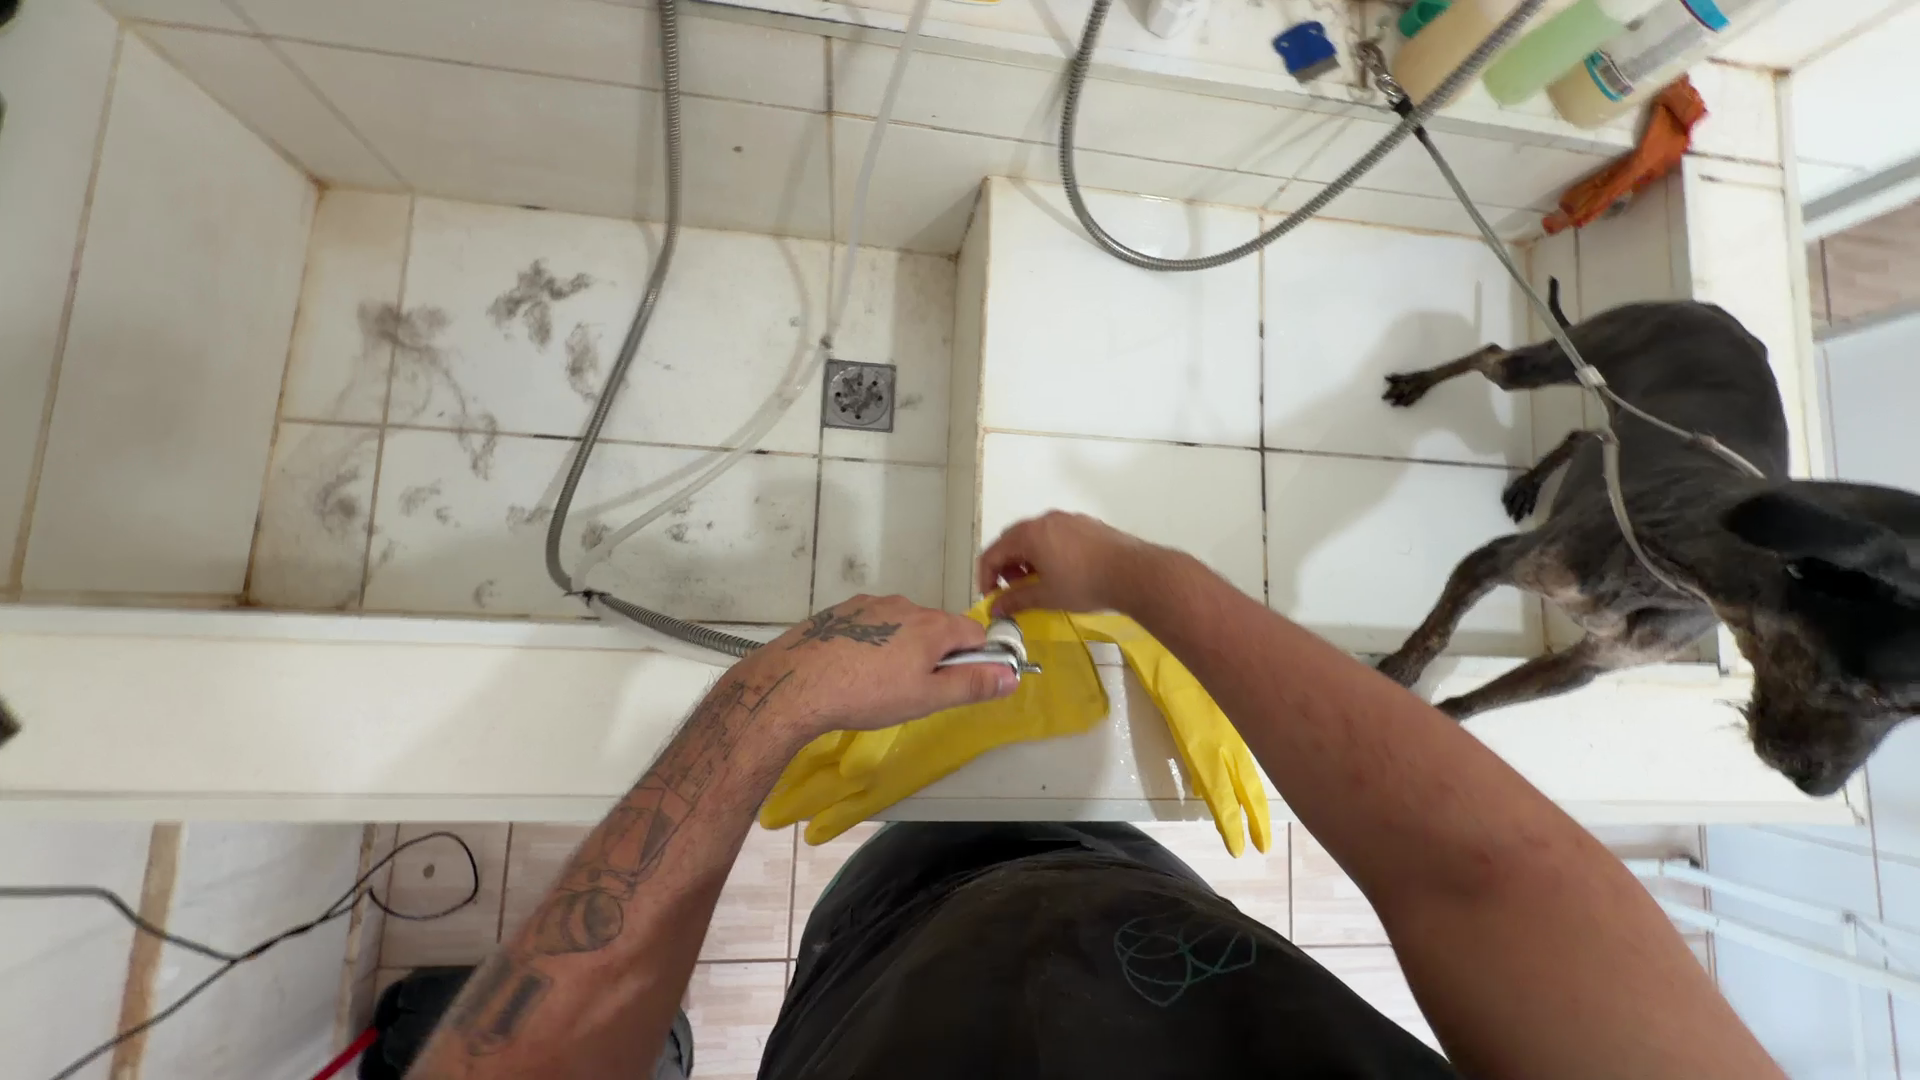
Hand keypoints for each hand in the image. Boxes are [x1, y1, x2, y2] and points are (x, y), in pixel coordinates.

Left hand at [734, 595, 1016, 739]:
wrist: (797, 684)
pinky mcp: (840, 612)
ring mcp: (870, 604)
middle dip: (936, 654)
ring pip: (902, 625)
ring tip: (878, 683)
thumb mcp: (927, 698)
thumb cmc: (869, 694)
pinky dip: (872, 642)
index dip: (974, 659)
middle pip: (937, 627)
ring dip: (902, 647)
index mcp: (932, 624)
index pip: (974, 632)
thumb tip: (1012, 675)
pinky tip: (853, 668)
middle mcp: (905, 604)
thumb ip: (973, 684)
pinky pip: (871, 624)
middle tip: (915, 690)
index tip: (958, 684)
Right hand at [977, 512, 1167, 616]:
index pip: (993, 552)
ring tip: (1037, 582)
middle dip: (1007, 566)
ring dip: (1027, 559)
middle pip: (1013, 540)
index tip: (991, 598)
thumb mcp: (1046, 597)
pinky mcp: (1086, 524)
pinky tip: (1061, 572)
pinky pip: (1056, 535)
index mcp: (1029, 534)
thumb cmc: (1084, 585)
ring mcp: (1067, 519)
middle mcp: (1045, 520)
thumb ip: (1016, 600)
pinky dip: (1047, 552)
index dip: (985, 576)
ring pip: (1036, 537)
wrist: (1134, 573)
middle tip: (1013, 590)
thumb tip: (995, 609)